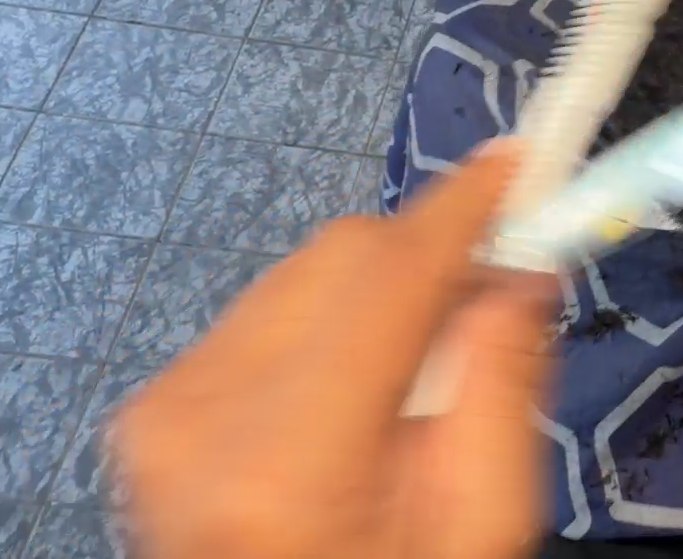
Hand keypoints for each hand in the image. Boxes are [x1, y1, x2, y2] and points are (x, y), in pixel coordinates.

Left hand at [106, 144, 556, 558]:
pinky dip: (347, 305)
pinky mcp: (162, 395)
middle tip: (491, 294)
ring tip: (424, 352)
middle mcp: (204, 413)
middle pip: (351, 253)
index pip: (388, 277)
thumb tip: (520, 274)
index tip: (515, 159)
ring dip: (392, 280)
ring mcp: (169, 401)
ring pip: (320, 262)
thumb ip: (506, 391)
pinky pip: (285, 293)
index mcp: (288, 460)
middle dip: (436, 254)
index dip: (461, 205)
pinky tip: (369, 368)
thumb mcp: (483, 521)